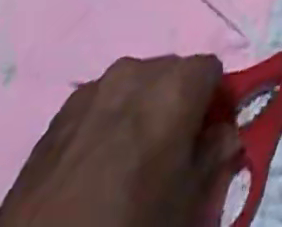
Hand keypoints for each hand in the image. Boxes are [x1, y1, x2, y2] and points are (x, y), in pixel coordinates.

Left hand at [0, 56, 240, 226]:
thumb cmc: (130, 220)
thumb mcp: (190, 199)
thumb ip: (216, 155)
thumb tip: (223, 134)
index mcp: (176, 83)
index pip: (213, 70)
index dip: (216, 102)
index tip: (209, 136)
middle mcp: (136, 70)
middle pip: (174, 71)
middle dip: (180, 101)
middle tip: (173, 149)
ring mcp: (93, 87)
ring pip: (136, 84)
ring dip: (143, 108)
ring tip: (132, 156)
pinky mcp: (58, 112)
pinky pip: (101, 102)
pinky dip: (109, 120)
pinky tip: (98, 162)